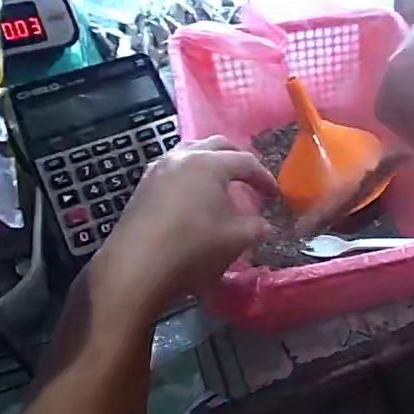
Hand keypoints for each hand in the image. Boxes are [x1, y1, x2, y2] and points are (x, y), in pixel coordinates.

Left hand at [85, 137, 276, 326]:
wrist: (138, 267)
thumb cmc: (194, 247)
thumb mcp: (237, 239)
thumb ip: (257, 227)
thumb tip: (265, 225)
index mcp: (209, 163)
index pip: (246, 161)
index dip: (265, 177)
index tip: (275, 195)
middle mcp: (182, 156)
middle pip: (218, 146)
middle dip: (238, 161)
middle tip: (251, 180)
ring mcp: (158, 169)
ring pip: (192, 153)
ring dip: (212, 164)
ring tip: (222, 185)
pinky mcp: (143, 185)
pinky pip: (175, 169)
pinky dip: (192, 176)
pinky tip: (195, 198)